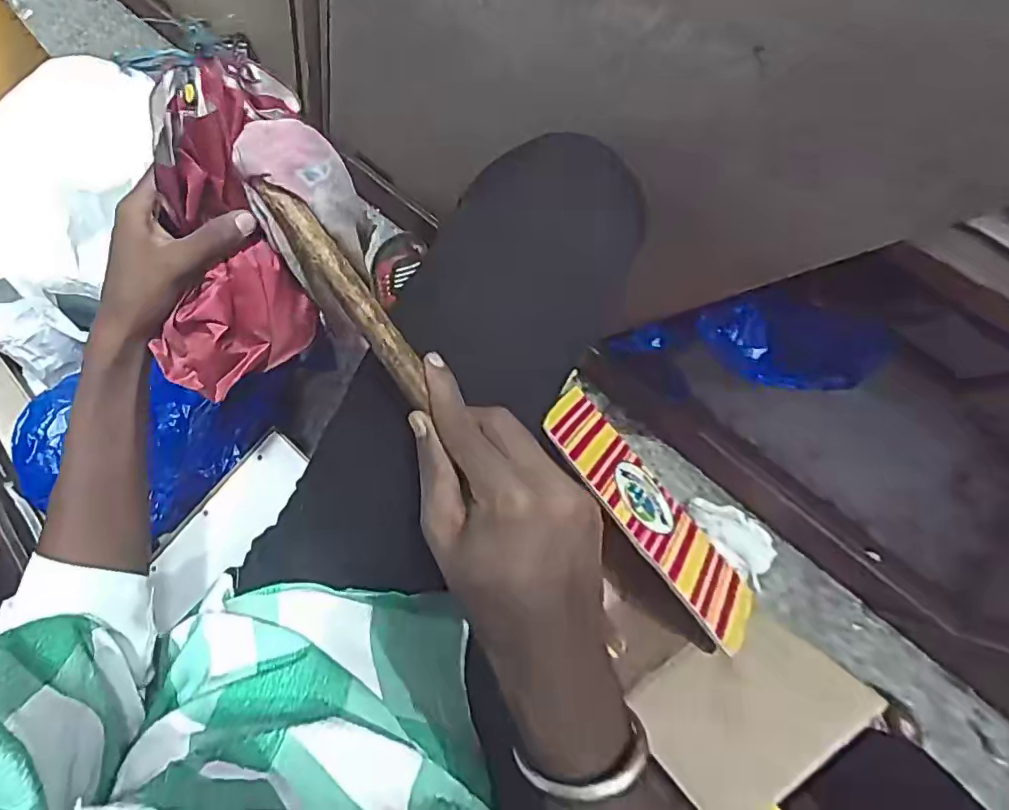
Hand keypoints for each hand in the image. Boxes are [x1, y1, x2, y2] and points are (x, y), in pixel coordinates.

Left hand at [94, 171, 257, 345]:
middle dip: (209, 188)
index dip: (196, 160)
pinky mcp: (160, 251)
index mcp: (136, 205)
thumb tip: (250, 216)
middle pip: (179, 190)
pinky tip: (230, 230)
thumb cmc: (142, 292)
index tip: (229, 157)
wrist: (125, 335)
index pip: (166, 167)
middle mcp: (141, 213)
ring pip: (185, 212)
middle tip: (245, 181)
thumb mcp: (179, 261)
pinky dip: (205, 231)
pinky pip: (186, 232)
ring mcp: (150, 233)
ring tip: (244, 202)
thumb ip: (213, 237)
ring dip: (209, 212)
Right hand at [411, 352, 632, 781]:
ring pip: (522, 437)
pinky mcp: (586, 497)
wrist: (553, 648)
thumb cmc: (485, 596)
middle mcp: (549, 483)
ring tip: (473, 468)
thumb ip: (434, 472)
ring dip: (491, 438)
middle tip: (445, 434)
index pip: (468, 429)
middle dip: (469, 417)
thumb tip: (422, 420)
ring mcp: (574, 489)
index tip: (430, 361)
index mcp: (509, 497)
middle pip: (501, 422)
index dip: (445, 393)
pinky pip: (540, 458)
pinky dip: (513, 458)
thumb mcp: (442, 537)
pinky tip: (501, 486)